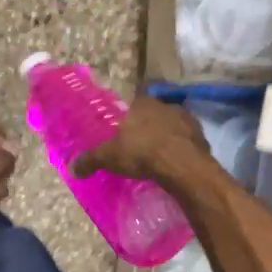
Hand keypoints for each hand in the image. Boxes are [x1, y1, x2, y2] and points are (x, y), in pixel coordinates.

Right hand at [72, 96, 209, 182]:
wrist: (181, 164)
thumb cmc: (141, 152)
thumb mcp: (108, 157)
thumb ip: (89, 160)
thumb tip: (70, 168)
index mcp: (142, 103)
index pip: (134, 104)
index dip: (129, 117)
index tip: (125, 131)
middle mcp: (165, 105)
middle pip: (153, 114)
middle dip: (148, 127)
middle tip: (140, 145)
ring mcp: (186, 118)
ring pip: (172, 125)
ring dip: (166, 136)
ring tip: (158, 155)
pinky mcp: (201, 135)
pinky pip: (187, 140)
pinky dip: (181, 148)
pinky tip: (175, 161)